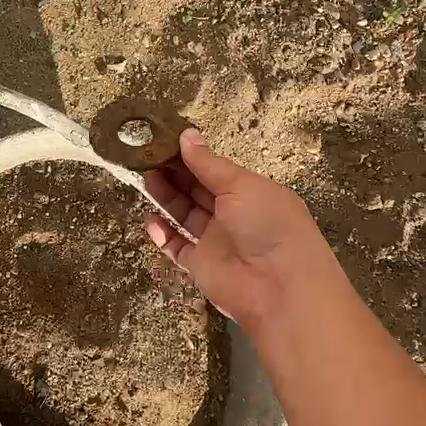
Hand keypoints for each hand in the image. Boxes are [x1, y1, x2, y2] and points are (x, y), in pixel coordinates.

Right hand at [144, 129, 333, 324]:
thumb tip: (186, 135)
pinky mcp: (200, 266)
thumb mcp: (242, 185)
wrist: (279, 290)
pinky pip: (177, 246)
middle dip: (173, 174)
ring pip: (184, 215)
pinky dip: (163, 234)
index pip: (214, 171)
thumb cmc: (268, 226)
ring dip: (165, 198)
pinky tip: (151, 220)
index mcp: (250, 193)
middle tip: (146, 157)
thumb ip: (209, 164)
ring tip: (145, 181)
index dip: (190, 157)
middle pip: (196, 191)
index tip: (163, 142)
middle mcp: (233, 215)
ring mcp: (216, 242)